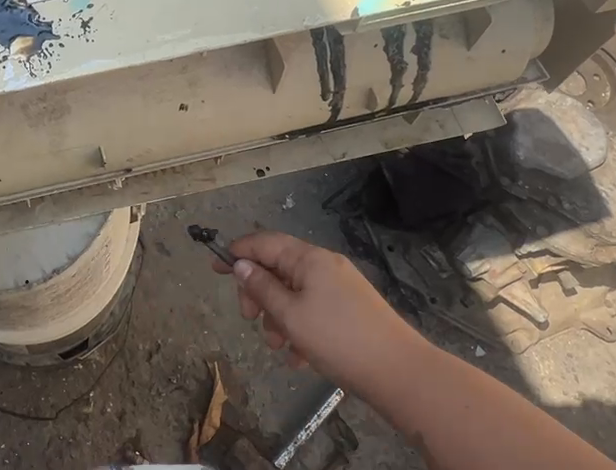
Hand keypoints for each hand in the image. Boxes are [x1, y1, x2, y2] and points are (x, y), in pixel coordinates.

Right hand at [212, 232, 421, 386]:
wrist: (400, 373)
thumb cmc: (338, 339)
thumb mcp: (290, 315)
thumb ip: (261, 288)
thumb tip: (241, 265)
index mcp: (309, 258)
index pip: (264, 242)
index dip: (237, 252)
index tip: (215, 266)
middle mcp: (325, 265)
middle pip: (278, 268)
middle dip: (260, 294)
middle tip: (250, 319)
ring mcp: (341, 287)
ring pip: (295, 293)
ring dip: (279, 316)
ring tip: (279, 347)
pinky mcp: (352, 310)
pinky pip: (314, 309)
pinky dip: (301, 327)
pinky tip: (300, 357)